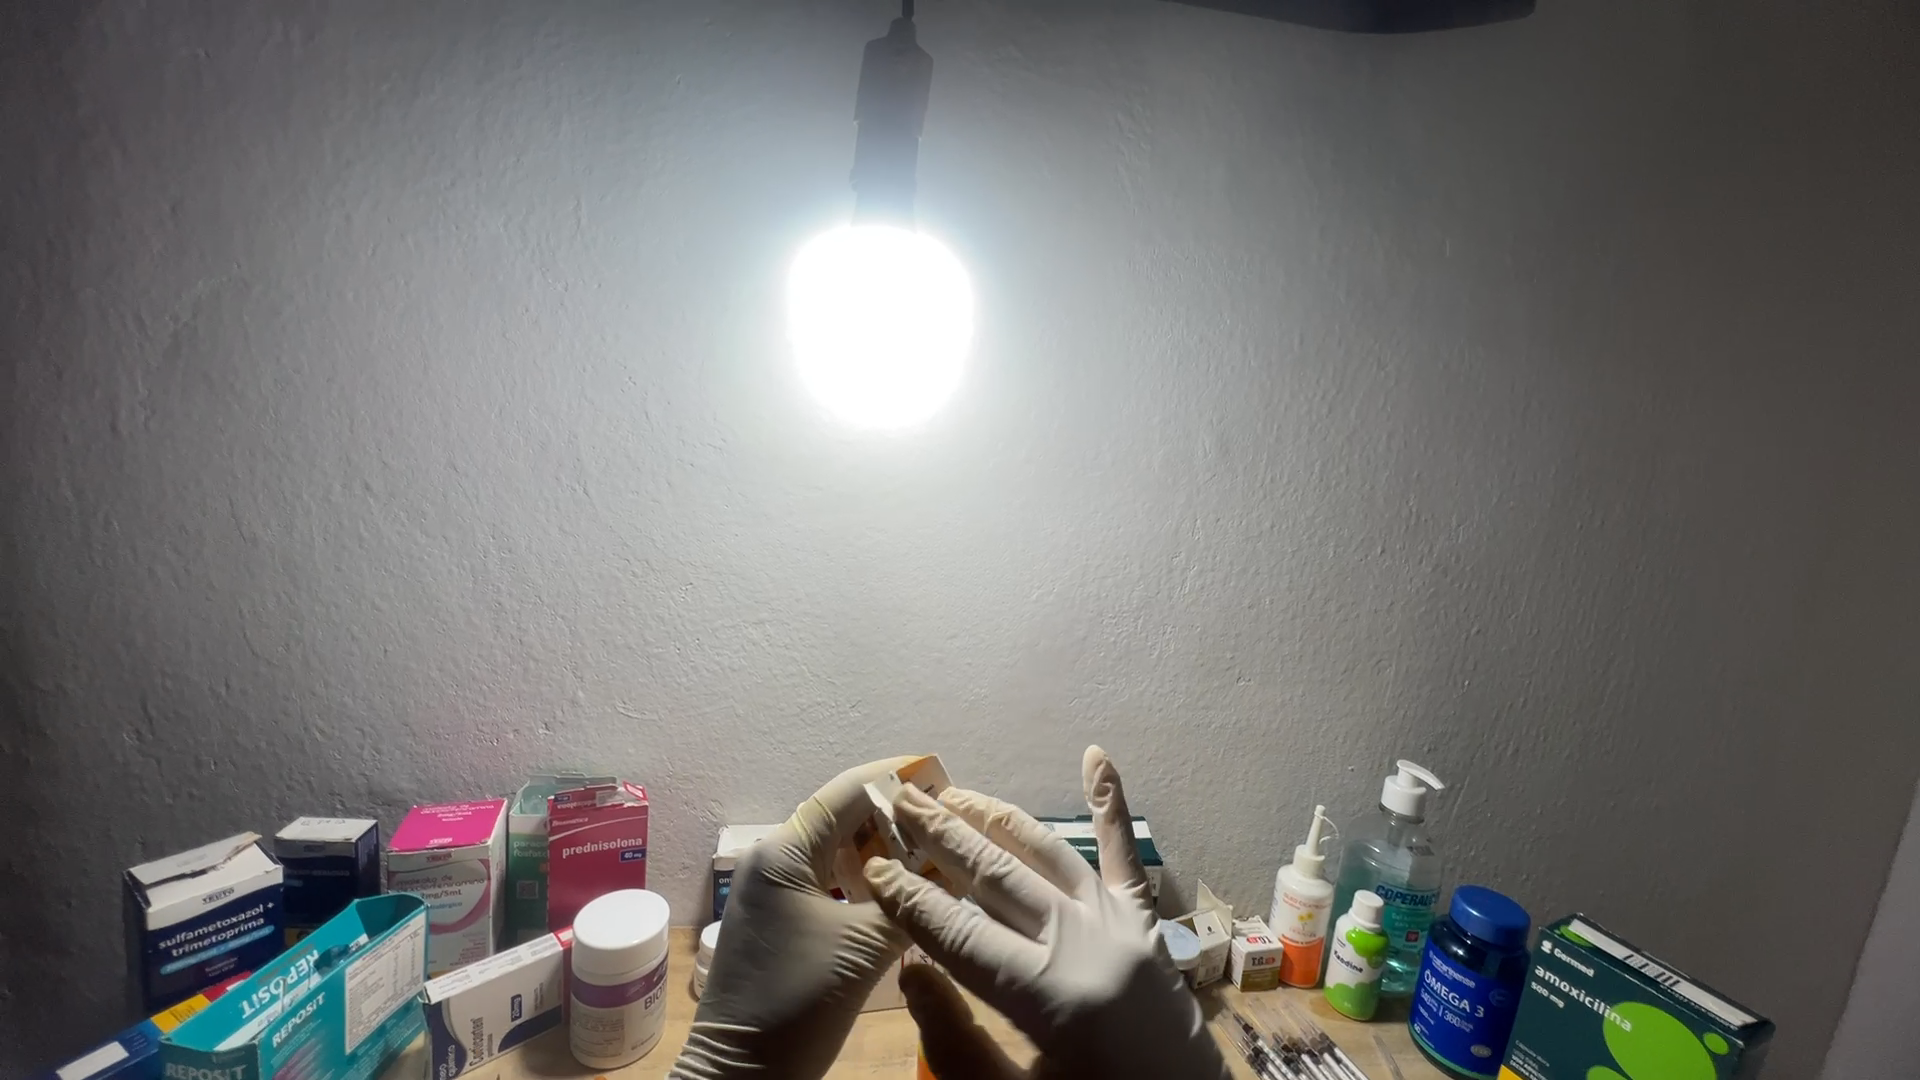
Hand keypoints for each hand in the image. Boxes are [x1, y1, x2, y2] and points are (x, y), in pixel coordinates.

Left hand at [670, 756, 916, 1079]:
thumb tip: (950, 870)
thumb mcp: (863, 949)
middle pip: (843, 816)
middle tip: (943, 819)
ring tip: (929, 850)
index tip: (937, 772)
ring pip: (837, 848)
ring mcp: (773, 887)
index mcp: (785, 851)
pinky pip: (828, 878)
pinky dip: (864, 877)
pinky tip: (898, 888)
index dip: (894, 776)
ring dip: (881, 848)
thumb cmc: (796, 1006)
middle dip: (894, 816)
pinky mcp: (779, 915)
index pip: (847, 791)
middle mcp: (774, 857)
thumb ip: (909, 901)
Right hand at [863, 746, 1229, 1078]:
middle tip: (902, 800)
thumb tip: (911, 969)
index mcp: (1048, 996)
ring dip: (994, 816)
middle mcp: (1082, 942)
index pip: (959, 932)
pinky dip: (1110, 801)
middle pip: (995, 874)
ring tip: (954, 793)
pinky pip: (1124, 852)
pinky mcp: (1143, 918)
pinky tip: (1097, 756)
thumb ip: (957, 1043)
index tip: (876, 866)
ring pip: (1044, 850)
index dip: (910, 898)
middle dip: (941, 835)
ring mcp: (1118, 921)